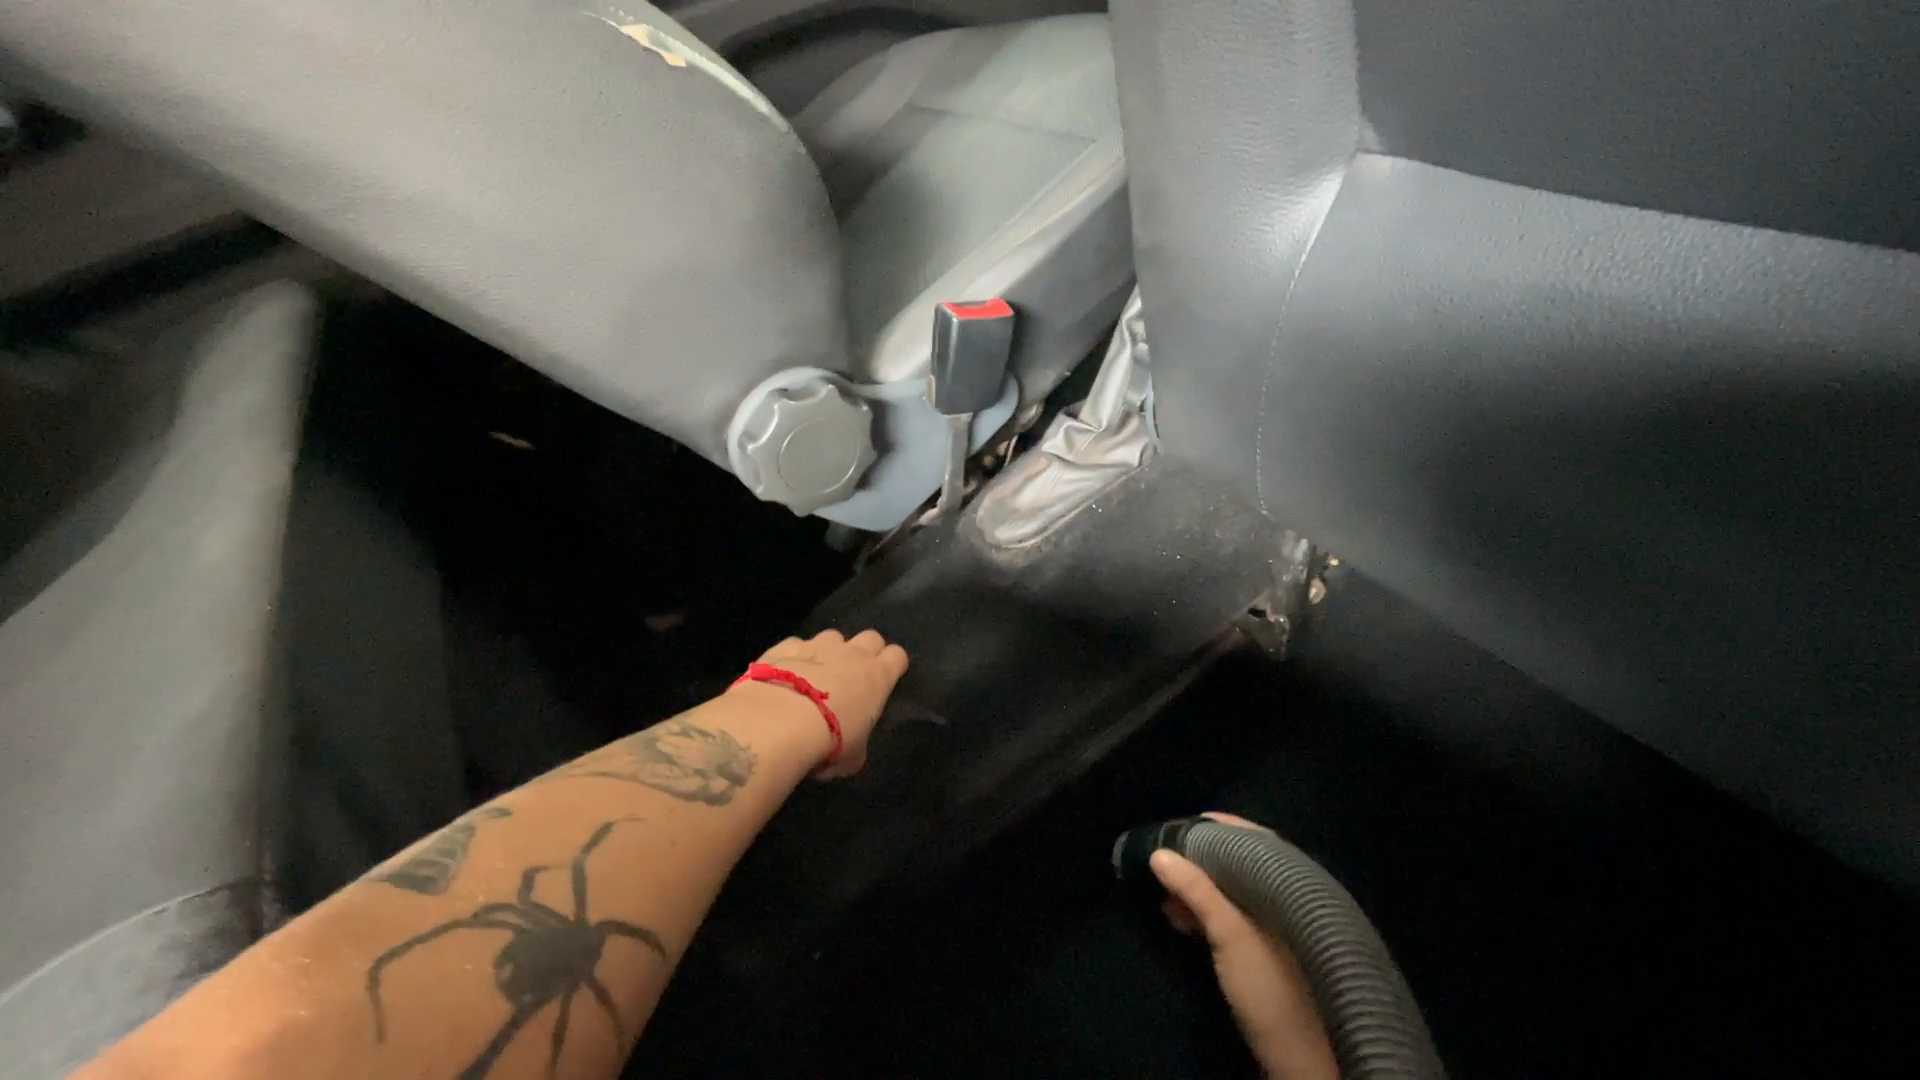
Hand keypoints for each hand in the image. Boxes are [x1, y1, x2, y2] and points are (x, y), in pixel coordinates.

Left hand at [752, 629, 908, 777]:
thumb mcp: (854, 755)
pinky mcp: (785, 646)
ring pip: (832, 636)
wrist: (778, 723)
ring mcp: (817, 645)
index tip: (885, 680)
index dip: (893, 666)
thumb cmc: (829, 743)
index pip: (898, 656)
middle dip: (866, 652)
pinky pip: (796, 644)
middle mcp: (852, 653)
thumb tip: (850, 741)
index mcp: (878, 676)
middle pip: (870, 638)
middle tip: (854, 676)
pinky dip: (794, 657)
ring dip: (829, 652)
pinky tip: (784, 676)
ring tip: (815, 676)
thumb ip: (858, 739)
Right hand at [1152, 813, 1339, 1079]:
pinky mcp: (1276, 955)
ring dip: (1201, 891)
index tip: (1177, 825)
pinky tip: (1185, 923)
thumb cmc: (1273, 988)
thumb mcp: (1230, 936)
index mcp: (1291, 884)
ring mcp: (1285, 928)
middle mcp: (1291, 898)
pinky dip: (1212, 914)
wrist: (1313, 1063)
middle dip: (1200, 863)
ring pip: (1238, 894)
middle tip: (1163, 863)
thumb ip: (1197, 892)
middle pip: (1242, 865)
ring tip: (1166, 898)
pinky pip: (1239, 918)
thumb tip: (1159, 853)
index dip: (1215, 829)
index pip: (1253, 838)